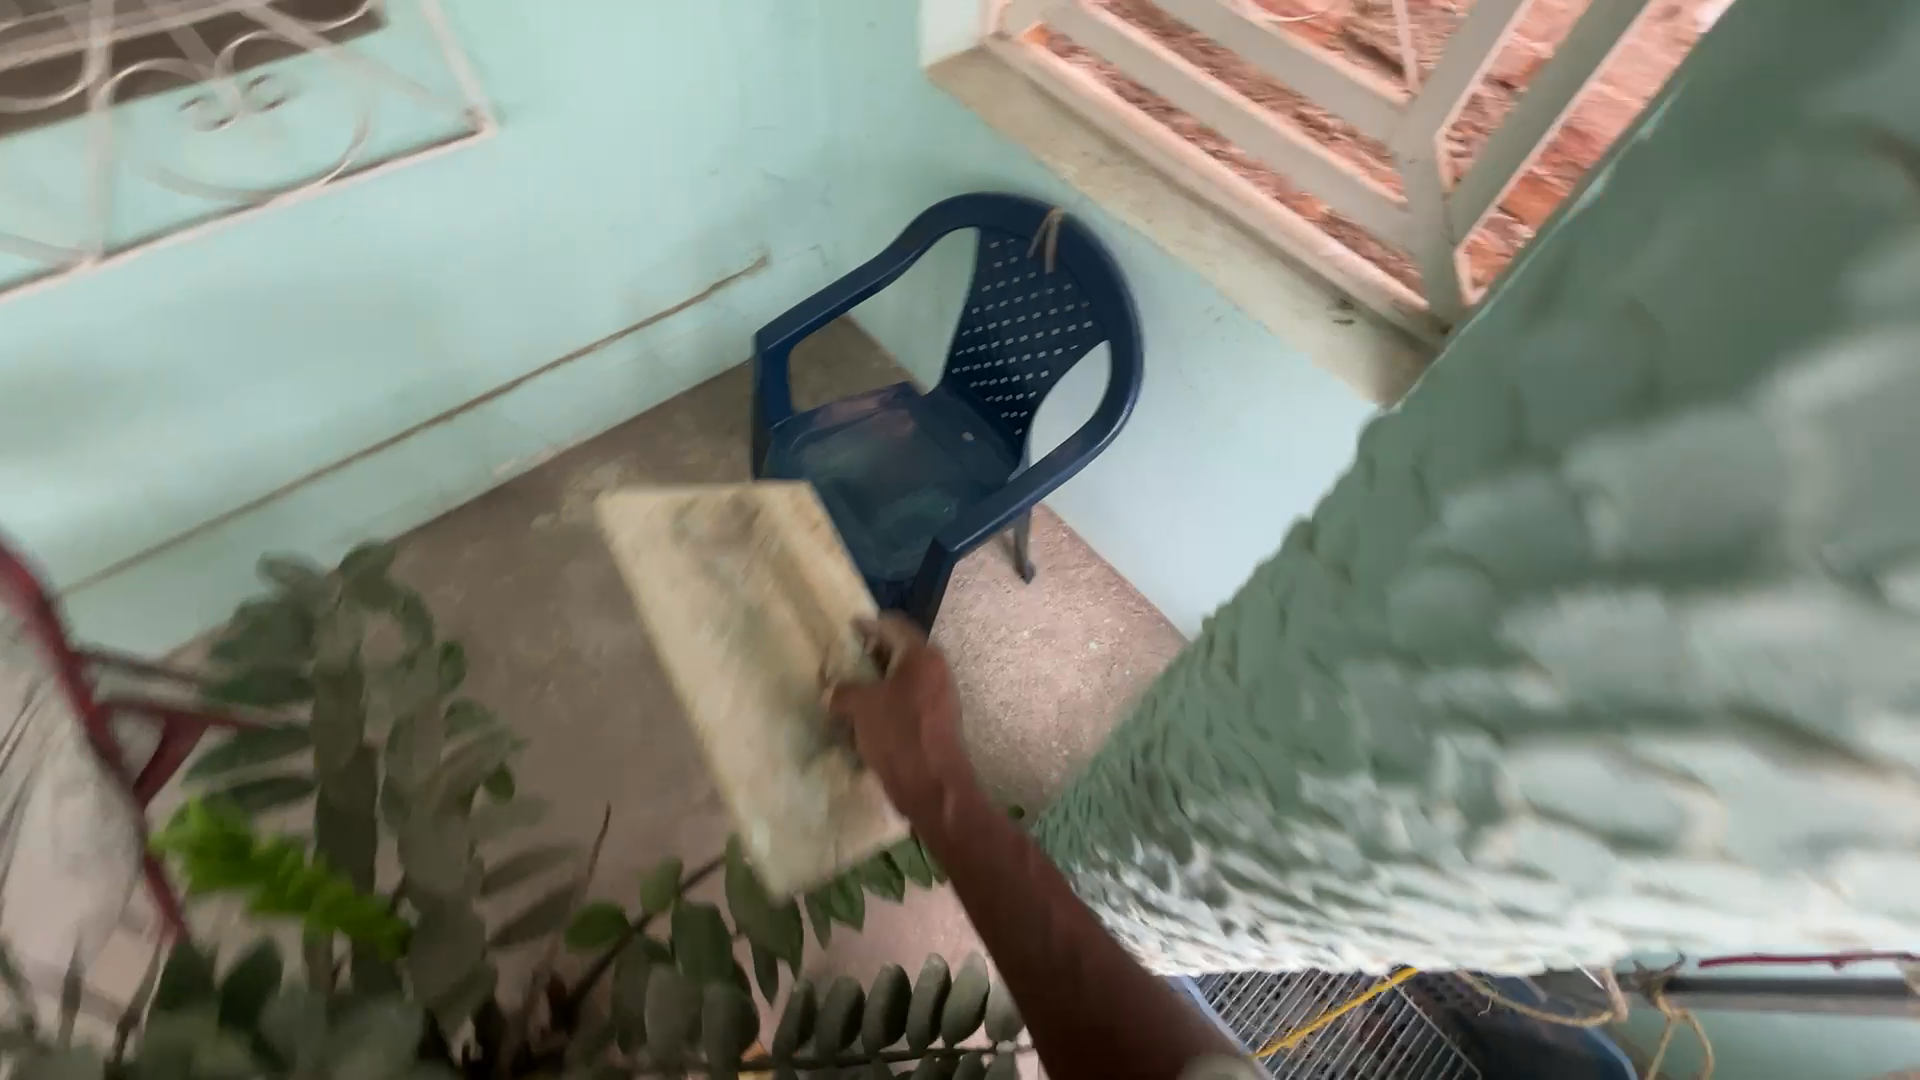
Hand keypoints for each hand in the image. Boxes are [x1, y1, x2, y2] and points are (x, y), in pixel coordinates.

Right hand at [825, 614, 973, 820]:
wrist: (934, 786)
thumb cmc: (898, 735)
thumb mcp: (862, 708)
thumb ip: (843, 691)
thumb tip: (832, 691)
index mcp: (921, 655)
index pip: (893, 625)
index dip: (868, 624)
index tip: (848, 626)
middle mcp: (936, 669)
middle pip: (900, 650)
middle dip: (872, 654)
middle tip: (845, 659)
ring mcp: (940, 695)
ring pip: (904, 677)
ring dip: (879, 680)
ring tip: (850, 688)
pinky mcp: (938, 719)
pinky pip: (909, 699)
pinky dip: (889, 700)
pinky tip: (866, 714)